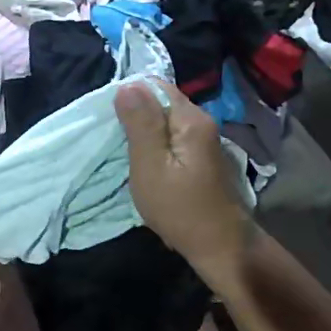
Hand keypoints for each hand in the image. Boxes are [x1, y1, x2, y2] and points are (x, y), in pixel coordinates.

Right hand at [115, 79, 254, 288]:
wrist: (219, 246)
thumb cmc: (180, 209)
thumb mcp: (151, 167)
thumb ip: (140, 124)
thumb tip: (127, 85)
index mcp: (190, 119)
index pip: (155, 85)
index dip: (129, 97)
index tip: (110, 120)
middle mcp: (201, 121)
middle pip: (161, 101)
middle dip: (135, 114)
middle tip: (113, 138)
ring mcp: (203, 139)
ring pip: (165, 120)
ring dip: (144, 131)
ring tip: (125, 150)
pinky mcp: (201, 156)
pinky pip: (172, 137)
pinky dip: (155, 145)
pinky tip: (144, 161)